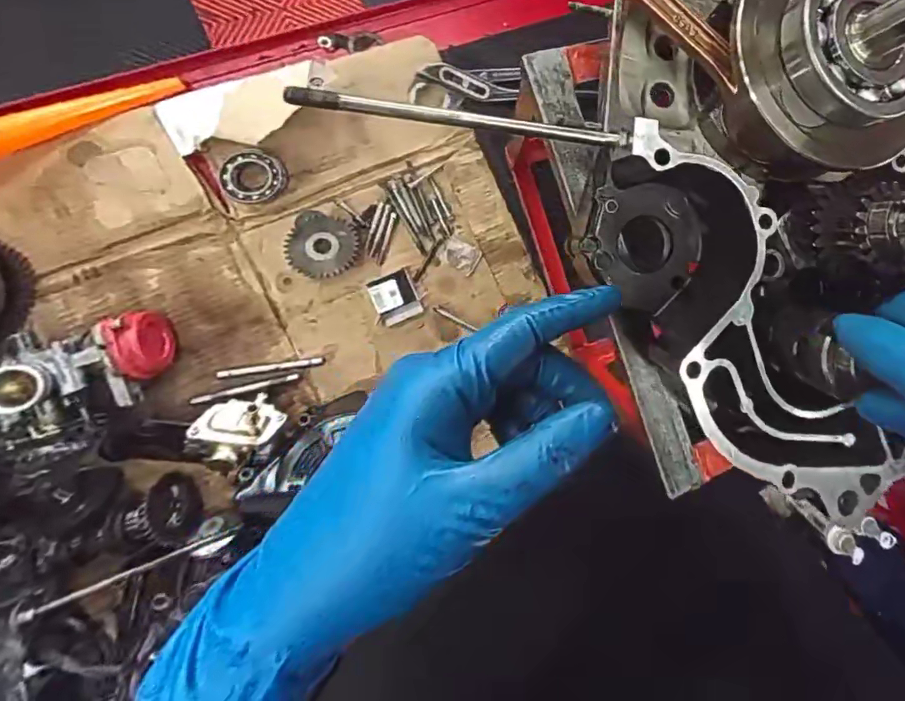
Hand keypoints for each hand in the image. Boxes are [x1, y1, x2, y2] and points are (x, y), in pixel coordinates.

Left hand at [140, 287, 621, 700]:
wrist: (290, 606)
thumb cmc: (369, 549)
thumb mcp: (470, 504)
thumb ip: (544, 456)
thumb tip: (602, 418)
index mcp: (436, 382)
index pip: (521, 328)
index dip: (573, 310)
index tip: (613, 298)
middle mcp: (431, 381)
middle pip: (521, 363)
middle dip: (566, 386)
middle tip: (601, 420)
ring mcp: (426, 405)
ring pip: (508, 388)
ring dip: (544, 412)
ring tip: (562, 450)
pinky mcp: (425, 430)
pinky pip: (489, 412)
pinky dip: (519, 429)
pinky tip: (528, 458)